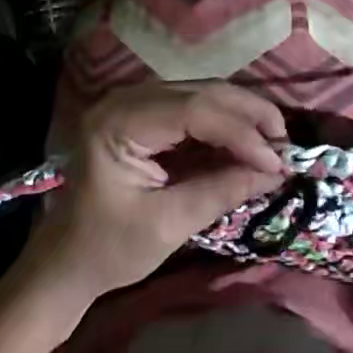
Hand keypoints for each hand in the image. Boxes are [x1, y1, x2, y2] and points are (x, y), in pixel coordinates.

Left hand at [26, 83, 288, 299]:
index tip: (277, 161)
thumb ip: (221, 191)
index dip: (240, 131)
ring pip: (202, 95)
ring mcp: (134, 105)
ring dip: (241, 117)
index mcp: (118, 123)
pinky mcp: (145, 118)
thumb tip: (278, 172)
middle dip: (249, 115)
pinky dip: (225, 127)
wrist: (67, 261)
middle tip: (286, 145)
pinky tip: (249, 146)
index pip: (193, 110)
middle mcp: (125, 100)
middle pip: (201, 92)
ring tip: (274, 146)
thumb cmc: (108, 248)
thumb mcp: (168, 224)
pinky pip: (194, 111)